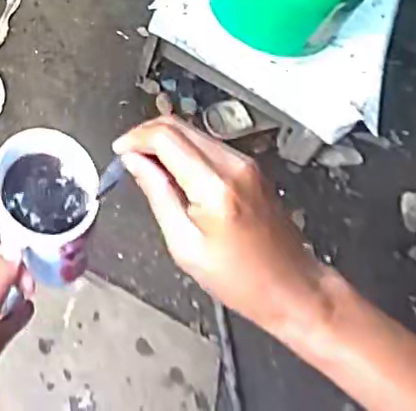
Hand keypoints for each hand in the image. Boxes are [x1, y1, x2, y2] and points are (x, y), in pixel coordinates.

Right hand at [115, 117, 331, 340]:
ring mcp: (244, 161)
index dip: (135, 138)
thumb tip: (133, 161)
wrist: (295, 289)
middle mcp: (232, 165)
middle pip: (177, 125)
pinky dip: (182, 147)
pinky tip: (174, 170)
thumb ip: (157, 194)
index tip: (119, 151)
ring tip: (147, 165)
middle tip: (128, 155)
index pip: (165, 137)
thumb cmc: (242, 280)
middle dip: (145, 134)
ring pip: (190, 130)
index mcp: (215, 187)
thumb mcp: (185, 246)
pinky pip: (206, 142)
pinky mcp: (249, 165)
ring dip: (163, 139)